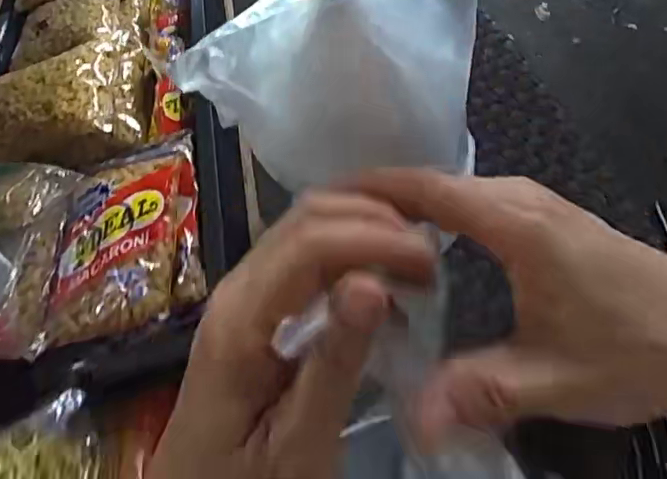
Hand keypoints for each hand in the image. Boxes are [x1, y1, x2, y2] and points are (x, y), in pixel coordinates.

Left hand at [149, 192, 438, 478]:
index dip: (371, 236)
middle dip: (373, 219)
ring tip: (415, 257)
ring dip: (363, 225)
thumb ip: (333, 366)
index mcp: (240, 317)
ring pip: (307, 223)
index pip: (308, 243)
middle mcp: (238, 284)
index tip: (426, 256)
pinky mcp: (257, 299)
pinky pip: (306, 249)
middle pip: (306, 218)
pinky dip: (351, 245)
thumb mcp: (296, 448)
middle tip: (429, 253)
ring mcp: (245, 286)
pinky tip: (383, 274)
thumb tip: (373, 284)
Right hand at [351, 170, 666, 444]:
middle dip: (382, 196)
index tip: (326, 196)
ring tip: (364, 233)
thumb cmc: (633, 345)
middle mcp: (520, 196)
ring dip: (411, 203)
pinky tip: (424, 243)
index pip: (429, 188)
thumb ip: (483, 390)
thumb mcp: (557, 378)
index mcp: (515, 221)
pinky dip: (439, 211)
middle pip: (436, 183)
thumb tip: (413, 422)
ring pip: (457, 190)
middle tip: (331, 225)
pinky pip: (476, 201)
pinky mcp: (545, 215)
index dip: (376, 187)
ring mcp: (535, 201)